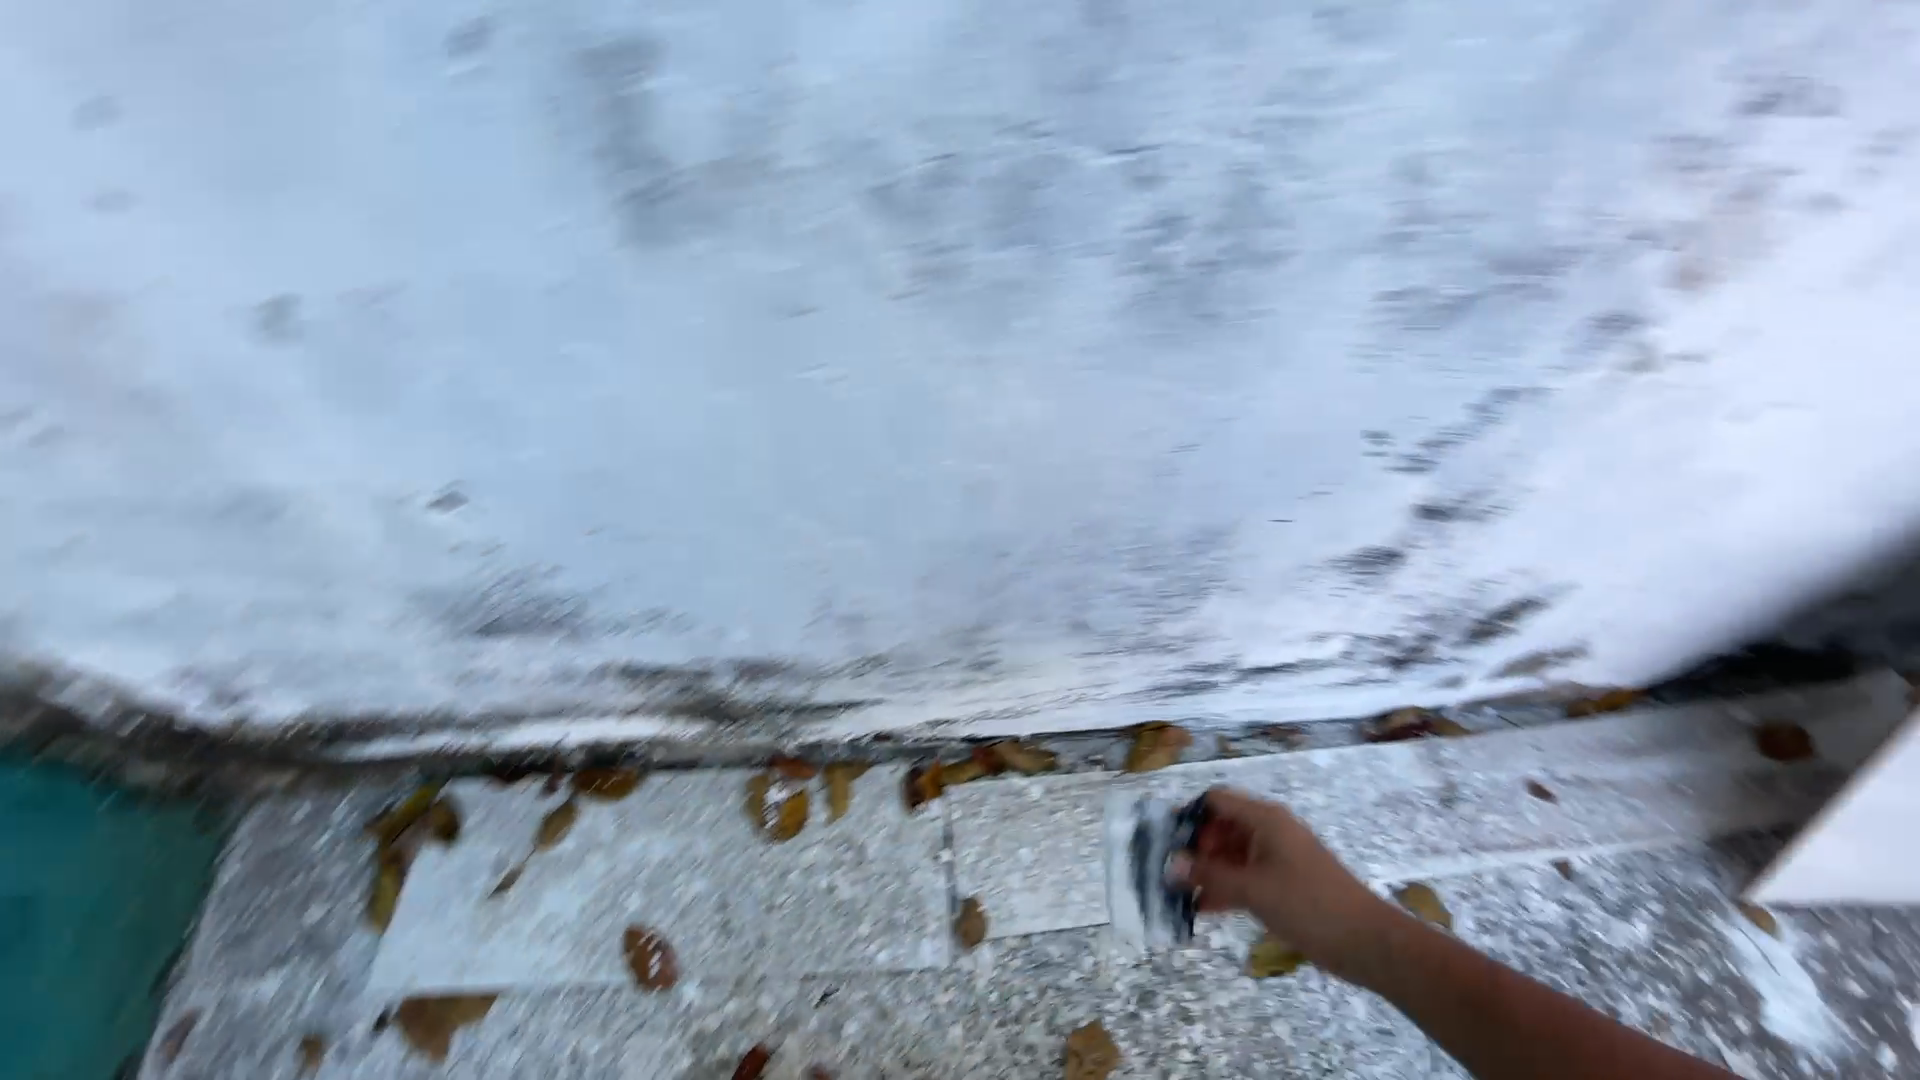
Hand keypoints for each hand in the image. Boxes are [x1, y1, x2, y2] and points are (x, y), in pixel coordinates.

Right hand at [1169, 786, 1394, 977]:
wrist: (1367, 942)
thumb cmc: (1308, 903)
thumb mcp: (1252, 888)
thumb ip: (1209, 874)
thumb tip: (1171, 864)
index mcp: (1264, 819)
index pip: (1216, 800)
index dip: (1189, 815)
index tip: (1166, 840)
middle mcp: (1269, 830)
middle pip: (1222, 827)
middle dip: (1195, 847)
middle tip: (1170, 872)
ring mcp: (1278, 857)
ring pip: (1232, 854)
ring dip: (1207, 870)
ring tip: (1179, 893)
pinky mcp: (1284, 882)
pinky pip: (1246, 876)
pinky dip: (1226, 887)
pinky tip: (1203, 909)